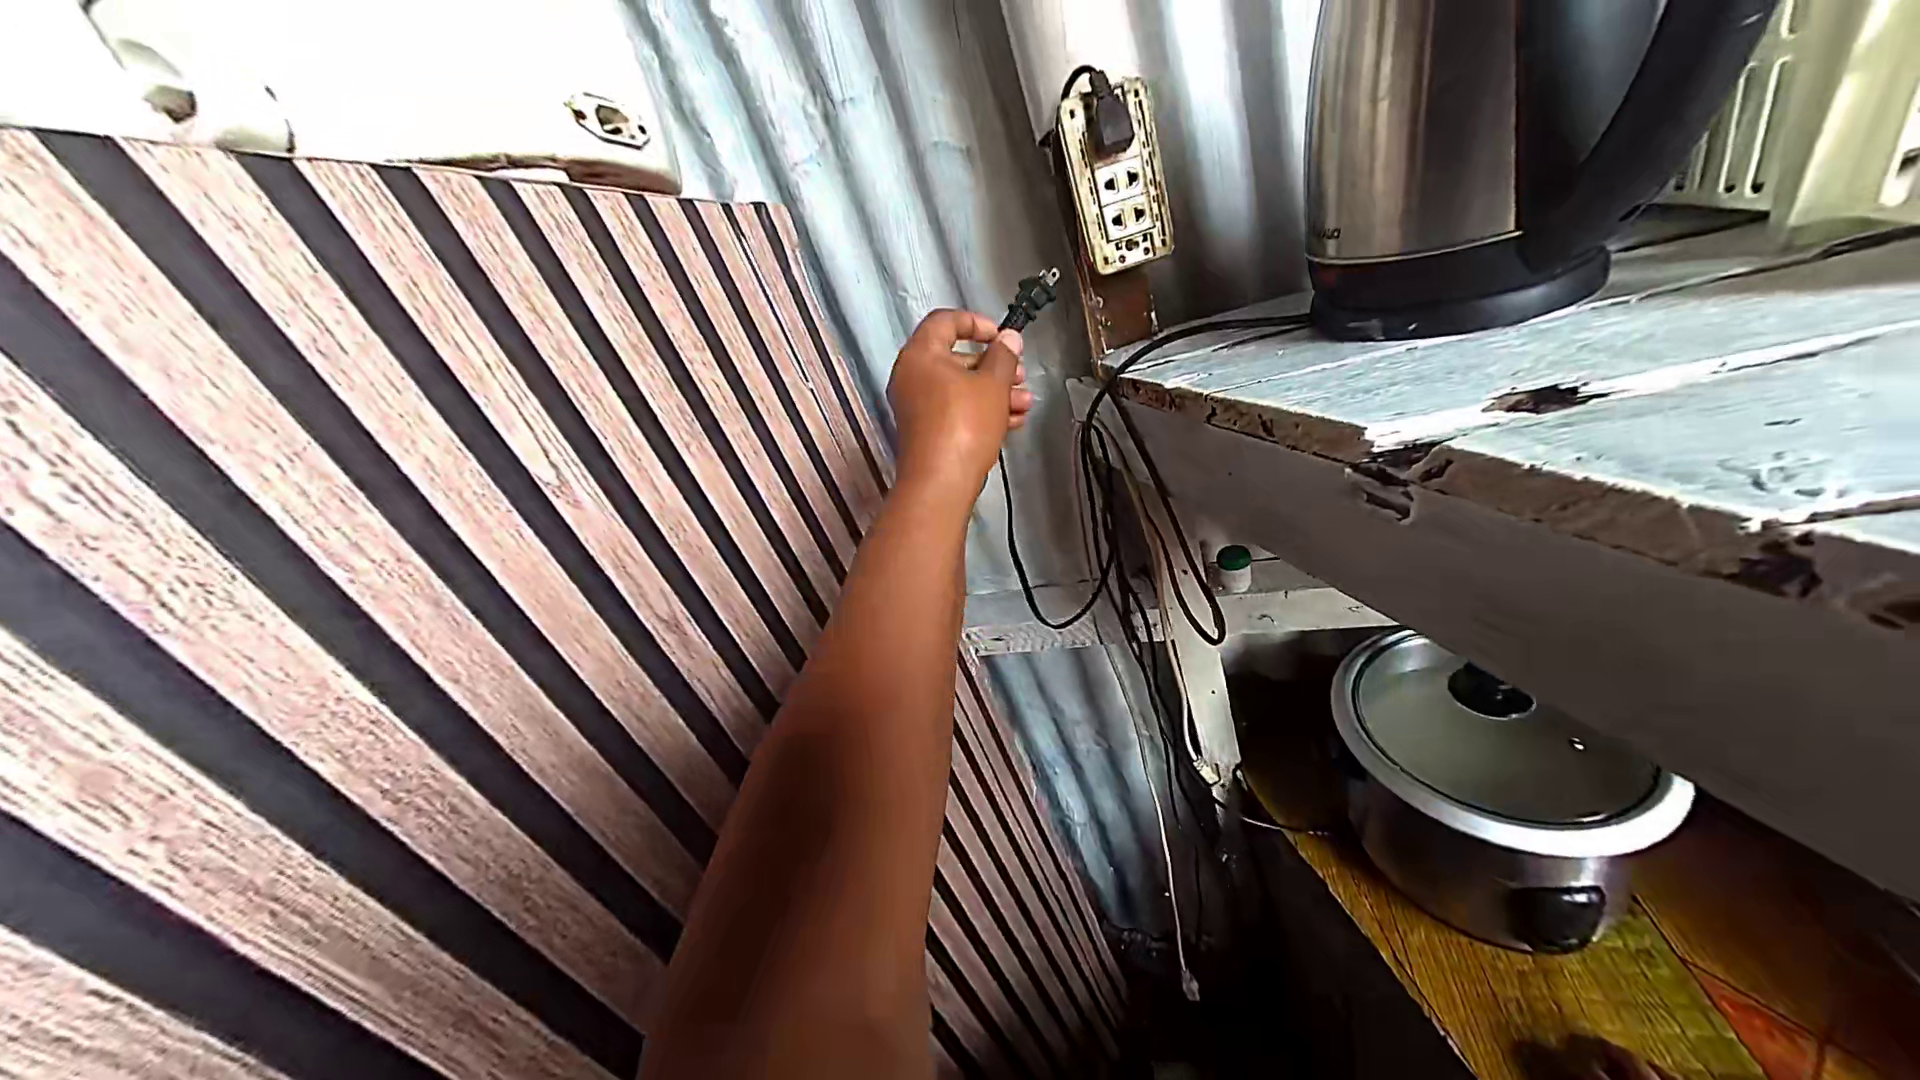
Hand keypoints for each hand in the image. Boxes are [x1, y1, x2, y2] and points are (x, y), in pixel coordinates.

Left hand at [886, 309, 1034, 496]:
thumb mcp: (993, 384)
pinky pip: (955, 410)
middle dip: (994, 366)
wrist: (942, 481)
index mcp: (920, 355)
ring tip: (1022, 401)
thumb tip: (1008, 340)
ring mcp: (917, 406)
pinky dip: (981, 410)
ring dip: (994, 391)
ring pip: (960, 387)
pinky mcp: (926, 430)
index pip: (945, 321)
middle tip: (1017, 373)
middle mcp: (912, 378)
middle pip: (956, 357)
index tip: (999, 334)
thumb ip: (1003, 356)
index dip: (976, 323)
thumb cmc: (961, 428)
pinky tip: (1010, 420)